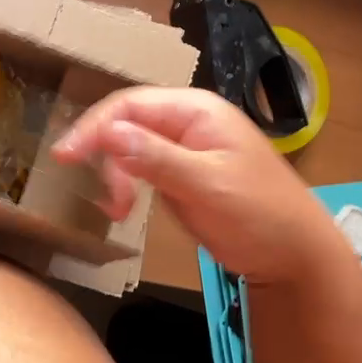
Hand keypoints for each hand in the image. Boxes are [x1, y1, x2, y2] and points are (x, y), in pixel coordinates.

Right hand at [52, 87, 353, 284]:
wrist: (295, 257)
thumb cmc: (261, 215)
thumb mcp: (207, 185)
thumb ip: (157, 158)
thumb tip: (108, 133)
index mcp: (196, 111)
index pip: (130, 105)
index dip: (94, 126)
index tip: (66, 156)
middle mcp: (186, 121)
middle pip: (126, 123)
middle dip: (103, 153)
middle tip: (91, 189)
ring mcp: (183, 148)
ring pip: (128, 147)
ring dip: (114, 174)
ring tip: (117, 209)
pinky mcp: (180, 175)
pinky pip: (140, 168)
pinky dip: (125, 186)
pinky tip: (123, 208)